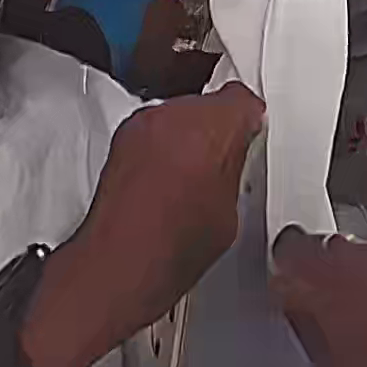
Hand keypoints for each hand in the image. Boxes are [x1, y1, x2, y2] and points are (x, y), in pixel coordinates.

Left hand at [19, 81, 264, 366]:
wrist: (116, 267)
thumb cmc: (168, 251)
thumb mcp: (229, 212)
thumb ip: (236, 165)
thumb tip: (235, 153)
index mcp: (214, 130)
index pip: (242, 99)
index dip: (249, 118)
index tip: (249, 130)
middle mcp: (178, 116)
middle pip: (211, 103)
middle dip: (218, 128)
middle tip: (221, 161)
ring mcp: (148, 122)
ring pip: (183, 111)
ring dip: (190, 132)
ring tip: (190, 173)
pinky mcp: (126, 133)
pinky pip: (158, 124)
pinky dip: (164, 140)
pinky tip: (166, 175)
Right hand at [272, 228, 366, 366]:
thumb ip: (313, 329)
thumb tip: (300, 306)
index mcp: (338, 290)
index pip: (296, 252)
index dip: (287, 269)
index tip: (286, 282)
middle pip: (334, 249)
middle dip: (325, 272)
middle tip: (321, 304)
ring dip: (361, 275)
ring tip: (364, 317)